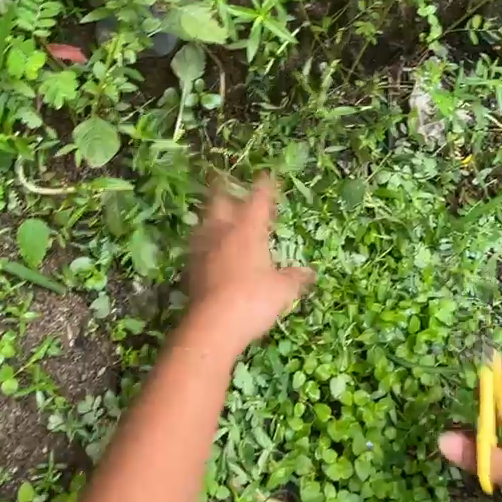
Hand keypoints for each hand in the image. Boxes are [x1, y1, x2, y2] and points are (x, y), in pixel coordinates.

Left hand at [181, 170, 314, 355]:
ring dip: (211, 215)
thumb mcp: (282, 290)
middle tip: (231, 185)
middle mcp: (223, 232)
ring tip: (217, 215)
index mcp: (248, 230)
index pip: (258, 200)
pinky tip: (208, 248)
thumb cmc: (253, 300)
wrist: (212, 325)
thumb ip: (295, 278)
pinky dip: (204, 241)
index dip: (264, 187)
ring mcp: (203, 248)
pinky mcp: (191, 268)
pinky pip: (197, 244)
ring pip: (204, 221)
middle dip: (226, 190)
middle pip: (220, 201)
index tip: (267, 176)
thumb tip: (310, 272)